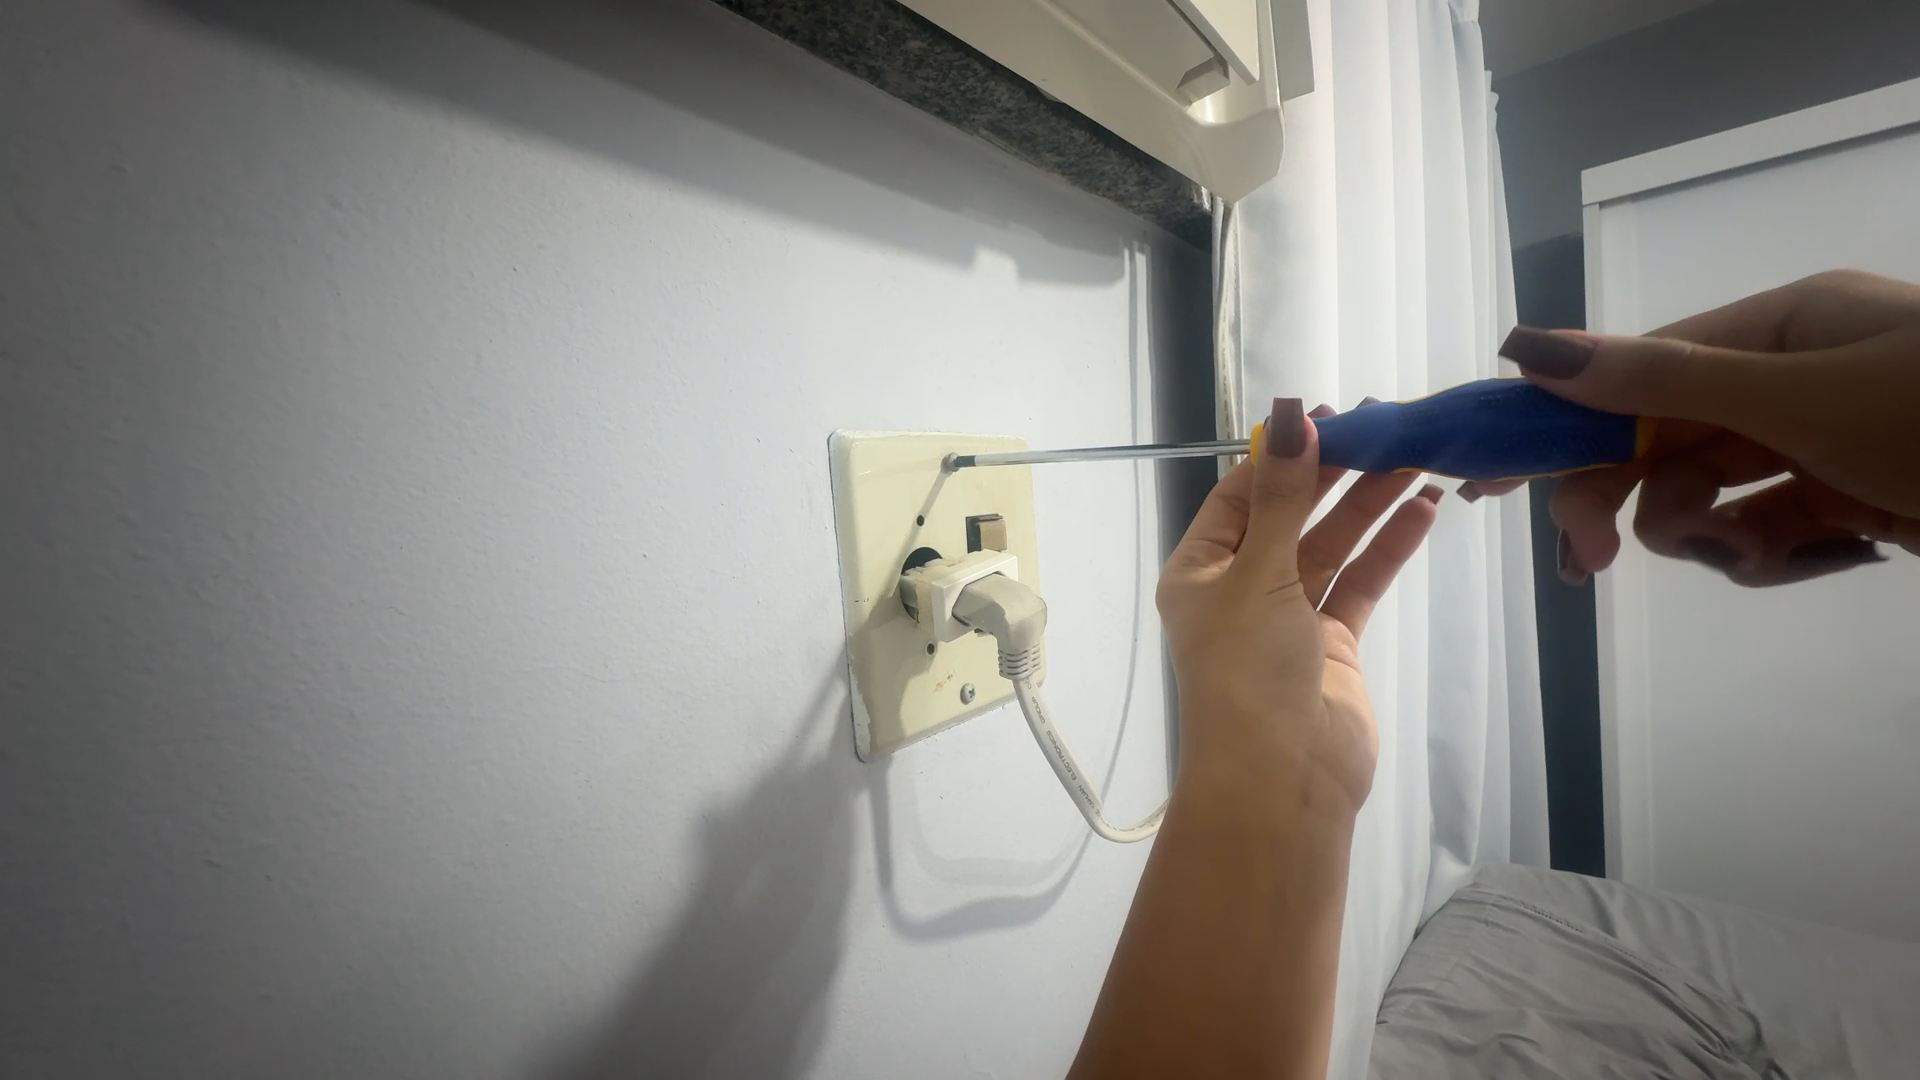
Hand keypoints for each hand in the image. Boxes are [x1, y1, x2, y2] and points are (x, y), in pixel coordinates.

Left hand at [1156, 398, 1440, 818]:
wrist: (1282, 777)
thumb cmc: (1249, 667)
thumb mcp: (1258, 574)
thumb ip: (1282, 499)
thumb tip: (1288, 420)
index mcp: (1198, 570)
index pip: (1238, 497)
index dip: (1279, 457)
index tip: (1326, 418)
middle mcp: (1236, 587)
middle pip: (1287, 516)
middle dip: (1329, 475)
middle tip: (1380, 428)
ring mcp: (1284, 614)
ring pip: (1327, 546)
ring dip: (1366, 505)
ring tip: (1414, 457)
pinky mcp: (1329, 641)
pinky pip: (1357, 583)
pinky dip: (1386, 549)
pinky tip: (1421, 508)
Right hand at [1499, 269, 1919, 586]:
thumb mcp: (1802, 398)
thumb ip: (1655, 379)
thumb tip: (1526, 348)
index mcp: (1771, 330)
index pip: (1624, 380)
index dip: (1554, 430)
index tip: (1489, 481)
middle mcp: (1780, 378)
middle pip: (1649, 445)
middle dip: (1619, 502)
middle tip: (1583, 561)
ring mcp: (1809, 440)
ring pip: (1695, 495)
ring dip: (1704, 537)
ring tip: (1751, 557)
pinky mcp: (1838, 498)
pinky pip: (1755, 529)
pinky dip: (1766, 554)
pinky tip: (1819, 559)